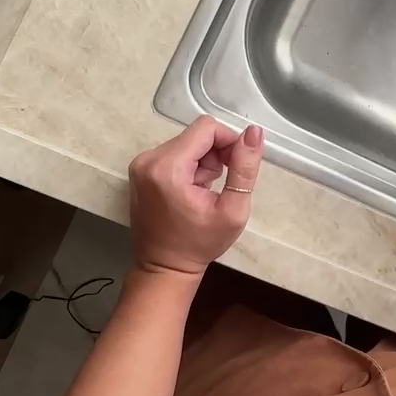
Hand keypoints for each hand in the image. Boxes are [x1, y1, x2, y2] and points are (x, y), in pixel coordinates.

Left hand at [127, 116, 263, 277]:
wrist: (165, 267)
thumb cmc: (200, 243)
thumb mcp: (233, 210)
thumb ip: (244, 168)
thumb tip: (254, 132)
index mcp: (168, 167)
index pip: (207, 128)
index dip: (229, 142)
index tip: (235, 169)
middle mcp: (148, 159)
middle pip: (196, 135)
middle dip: (216, 155)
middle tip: (221, 185)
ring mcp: (141, 164)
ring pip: (187, 142)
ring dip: (204, 161)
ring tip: (205, 191)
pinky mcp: (141, 169)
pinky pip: (175, 152)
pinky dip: (190, 166)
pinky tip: (192, 191)